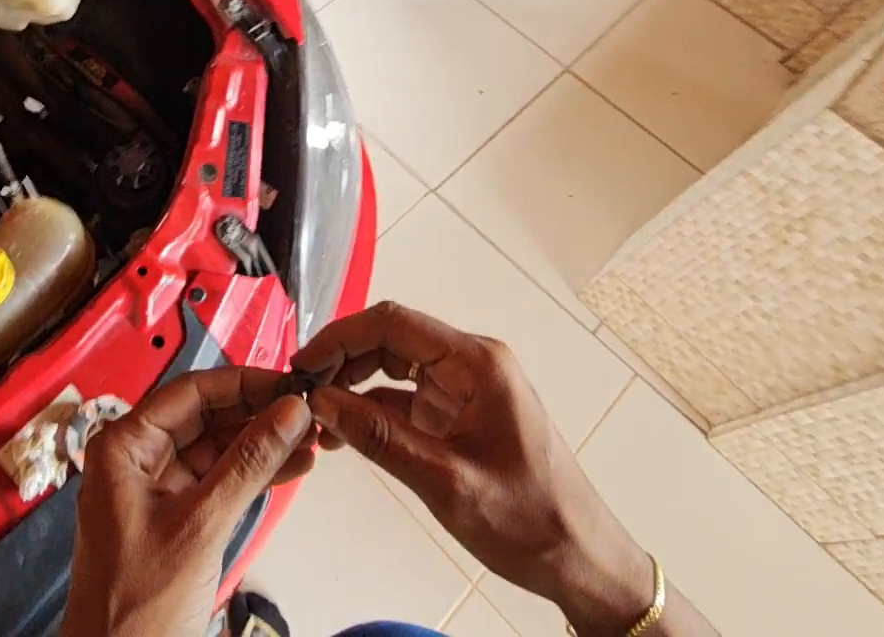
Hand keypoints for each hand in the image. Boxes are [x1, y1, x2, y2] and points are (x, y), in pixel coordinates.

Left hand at [62, 367, 316, 636]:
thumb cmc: (139, 606)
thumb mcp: (201, 525)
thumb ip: (249, 463)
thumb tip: (291, 411)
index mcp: (125, 446)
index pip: (191, 392)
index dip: (243, 383)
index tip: (288, 384)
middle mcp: (138, 457)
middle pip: (207, 416)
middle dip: (258, 414)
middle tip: (307, 412)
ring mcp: (158, 487)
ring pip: (219, 447)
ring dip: (263, 444)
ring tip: (310, 440)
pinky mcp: (177, 515)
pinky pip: (221, 479)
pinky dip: (255, 474)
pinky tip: (292, 467)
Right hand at [293, 302, 655, 635]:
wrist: (582, 560)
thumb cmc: (527, 520)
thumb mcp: (447, 482)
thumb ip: (379, 439)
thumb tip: (319, 402)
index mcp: (476, 362)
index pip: (392, 322)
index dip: (341, 337)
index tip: (302, 365)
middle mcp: (469, 362)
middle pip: (389, 338)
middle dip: (342, 359)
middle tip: (301, 392)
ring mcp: (463, 387)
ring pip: (393, 365)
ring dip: (352, 384)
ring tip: (315, 414)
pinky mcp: (458, 413)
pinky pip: (404, 397)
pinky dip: (371, 410)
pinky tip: (342, 434)